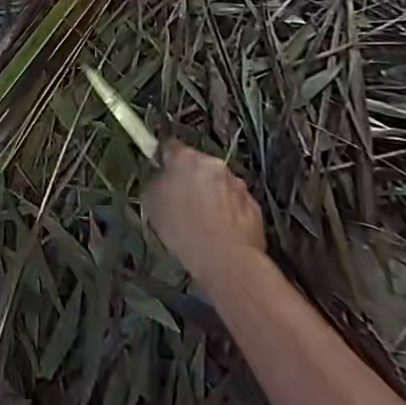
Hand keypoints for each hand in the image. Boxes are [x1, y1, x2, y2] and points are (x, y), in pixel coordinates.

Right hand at [143, 140, 266, 284]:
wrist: (227, 258)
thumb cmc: (183, 229)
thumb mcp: (152, 204)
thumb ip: (156, 182)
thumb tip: (162, 177)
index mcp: (186, 159)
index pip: (171, 146)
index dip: (165, 157)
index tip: (162, 170)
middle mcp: (214, 164)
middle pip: (198, 164)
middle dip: (191, 177)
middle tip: (183, 199)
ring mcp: (237, 183)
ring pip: (219, 182)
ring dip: (211, 193)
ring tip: (205, 219)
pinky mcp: (253, 204)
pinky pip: (235, 201)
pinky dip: (228, 210)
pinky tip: (222, 230)